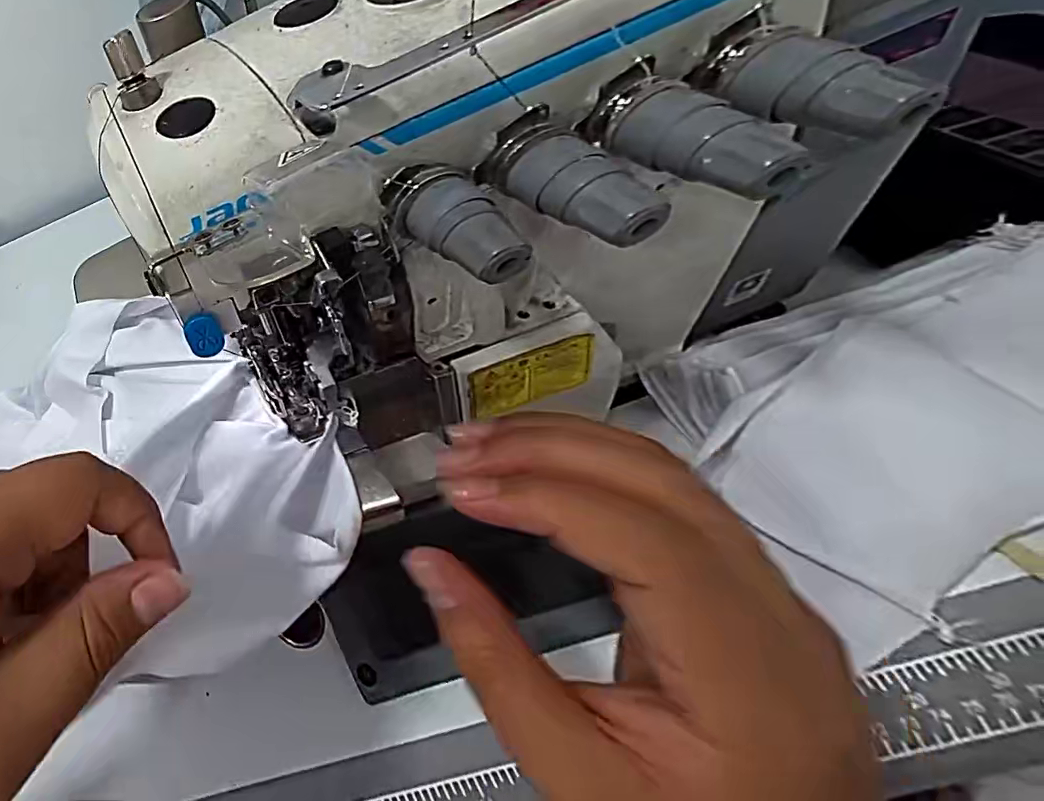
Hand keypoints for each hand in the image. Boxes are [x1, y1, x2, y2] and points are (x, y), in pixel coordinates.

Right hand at [404, 413, 877, 799]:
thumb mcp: (570, 766)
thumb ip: (491, 661)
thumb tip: (429, 566)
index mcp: (749, 678)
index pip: (649, 542)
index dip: (544, 498)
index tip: (462, 490)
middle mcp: (779, 620)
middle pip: (662, 485)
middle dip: (544, 451)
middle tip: (459, 453)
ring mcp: (772, 594)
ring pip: (666, 471)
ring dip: (563, 442)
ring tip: (481, 444)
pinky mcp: (746, 581)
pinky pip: (667, 489)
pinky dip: (588, 458)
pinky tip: (534, 459)